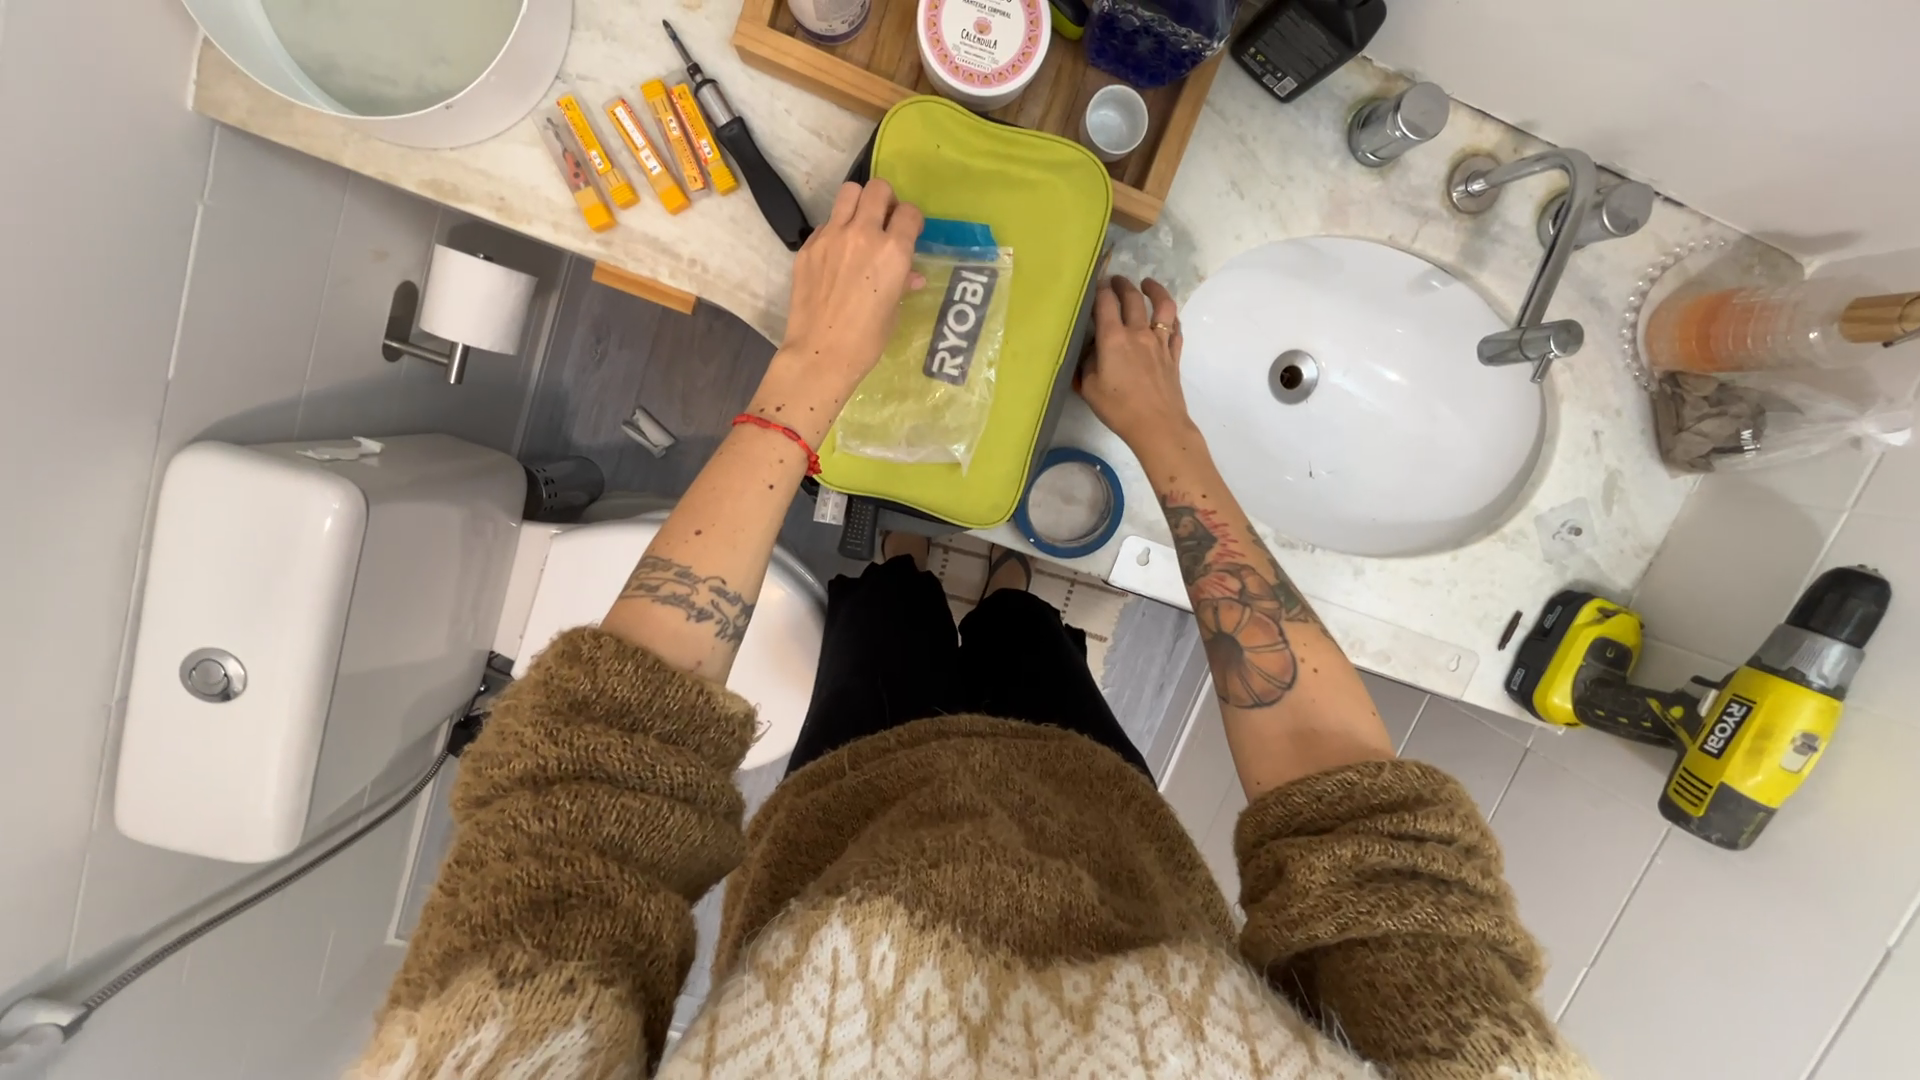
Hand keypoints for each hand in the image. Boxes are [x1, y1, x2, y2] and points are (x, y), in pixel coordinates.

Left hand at [754, 180, 923, 438]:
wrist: (821, 353)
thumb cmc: (866, 341)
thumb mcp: (892, 312)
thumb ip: (902, 283)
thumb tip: (910, 275)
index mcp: (893, 251)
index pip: (909, 213)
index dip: (912, 220)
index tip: (909, 232)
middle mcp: (863, 234)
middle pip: (877, 189)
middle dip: (886, 200)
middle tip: (885, 220)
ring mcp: (831, 237)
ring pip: (848, 193)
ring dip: (859, 203)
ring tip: (860, 226)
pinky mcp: (809, 246)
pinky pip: (827, 224)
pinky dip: (836, 231)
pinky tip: (836, 256)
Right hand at [1077, 276, 1196, 457]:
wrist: (1157, 425)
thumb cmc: (1118, 409)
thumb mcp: (1090, 388)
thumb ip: (1088, 363)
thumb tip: (1092, 350)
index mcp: (1113, 339)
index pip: (1105, 303)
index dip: (1099, 290)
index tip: (1095, 286)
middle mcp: (1138, 333)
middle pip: (1133, 298)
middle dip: (1122, 285)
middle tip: (1115, 280)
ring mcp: (1160, 342)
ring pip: (1162, 306)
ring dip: (1155, 290)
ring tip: (1148, 284)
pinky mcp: (1173, 355)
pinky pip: (1175, 328)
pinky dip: (1170, 317)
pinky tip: (1166, 316)